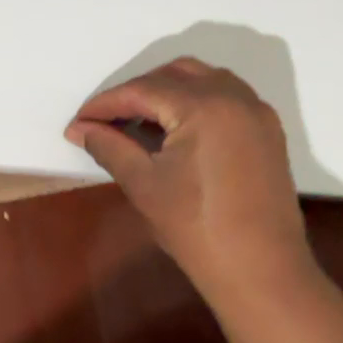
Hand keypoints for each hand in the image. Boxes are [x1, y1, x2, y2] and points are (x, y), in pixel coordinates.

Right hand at [65, 58, 313, 297]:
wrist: (258, 267)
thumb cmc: (194, 226)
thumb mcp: (142, 184)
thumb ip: (110, 147)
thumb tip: (81, 129)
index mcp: (204, 107)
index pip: (143, 91)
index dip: (105, 104)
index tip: (77, 124)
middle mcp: (235, 98)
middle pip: (174, 75)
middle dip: (134, 92)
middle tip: (103, 121)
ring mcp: (256, 114)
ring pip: (203, 81)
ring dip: (165, 93)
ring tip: (135, 124)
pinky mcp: (265, 132)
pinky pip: (225, 98)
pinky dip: (193, 103)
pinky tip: (171, 132)